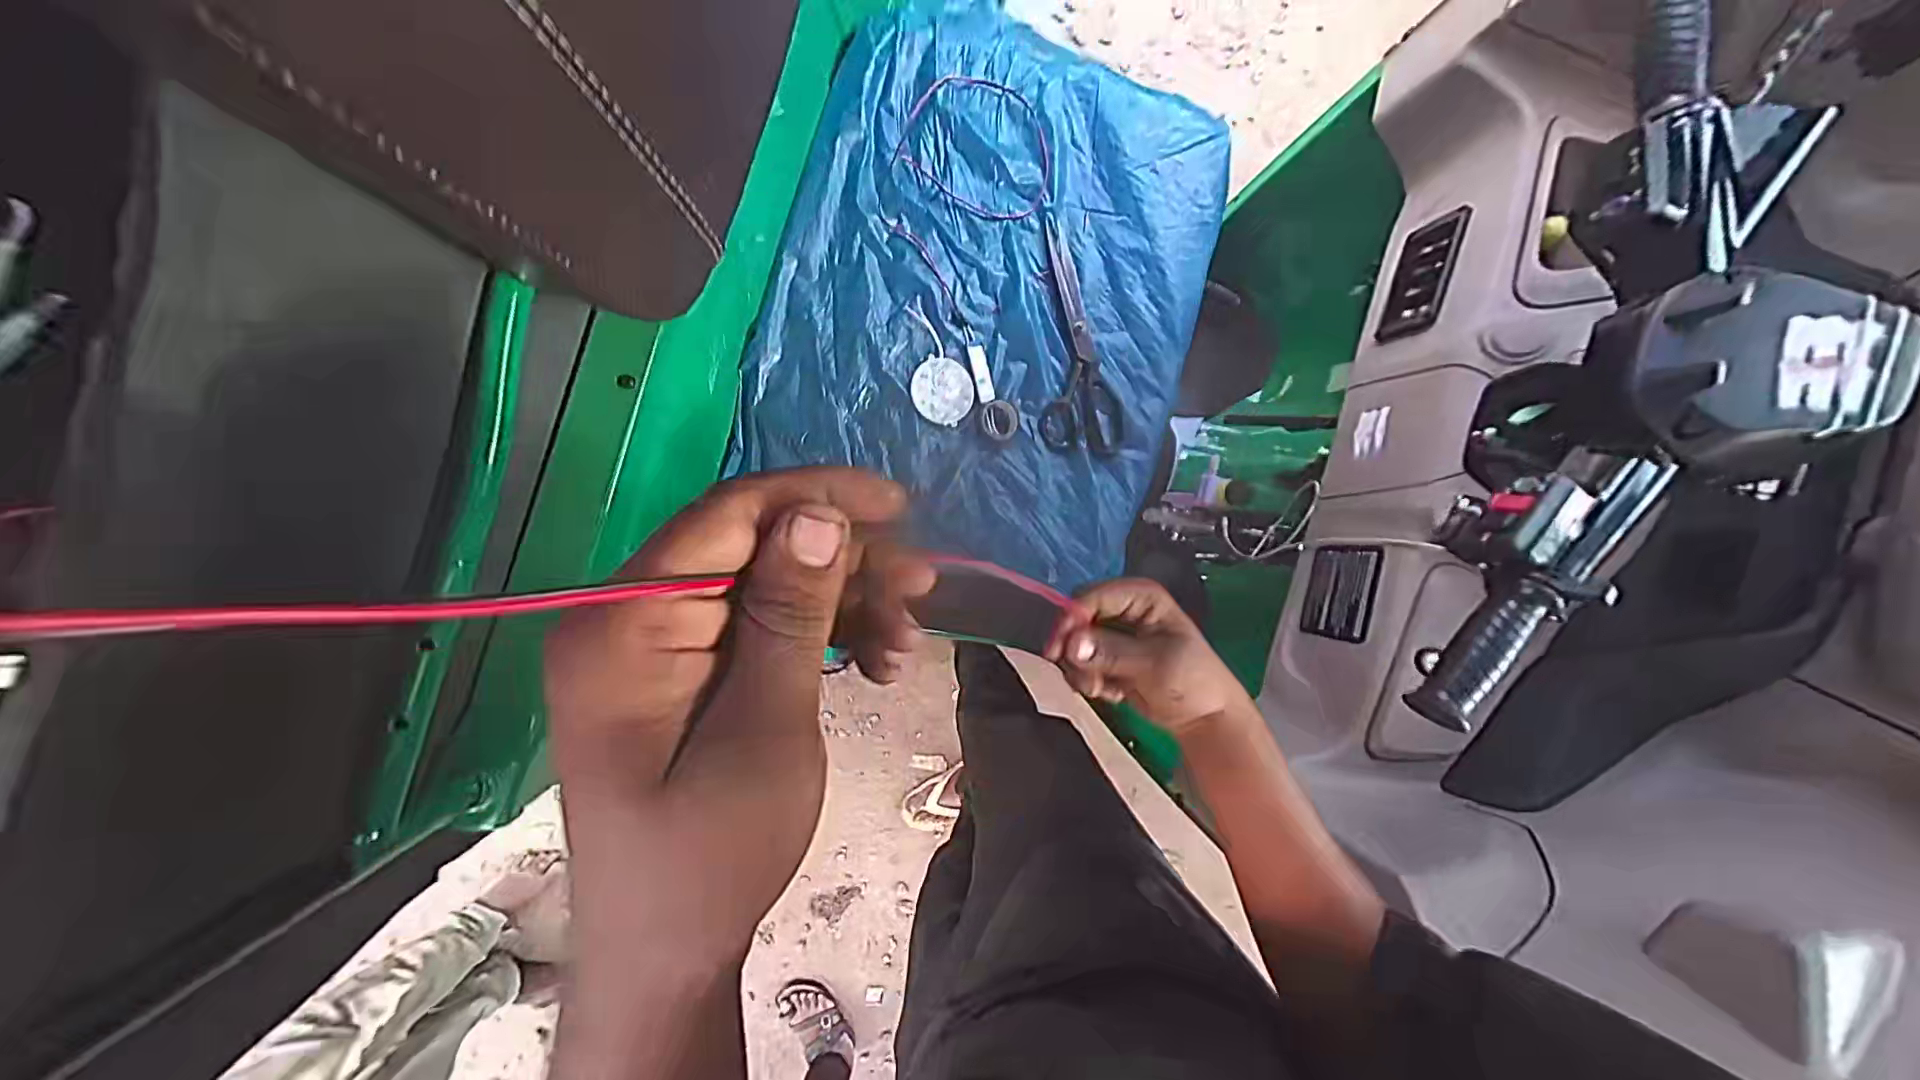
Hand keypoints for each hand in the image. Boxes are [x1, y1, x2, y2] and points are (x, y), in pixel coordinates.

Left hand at [544, 467, 933, 954]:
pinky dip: (823, 629)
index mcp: (624, 623)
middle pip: (755, 544)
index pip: (726, 516)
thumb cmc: (713, 855)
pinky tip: (872, 658)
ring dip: (844, 598)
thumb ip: (788, 616)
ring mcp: (658, 639)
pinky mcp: (688, 662)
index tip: (896, 506)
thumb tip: (819, 513)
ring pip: (769, 578)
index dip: (816, 496)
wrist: (672, 947)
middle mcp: (629, 614)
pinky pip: (764, 618)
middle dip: (843, 560)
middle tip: (919, 591)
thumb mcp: (765, 730)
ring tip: (902, 642)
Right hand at [1046, 577, 1250, 736]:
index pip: (1092, 597)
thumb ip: (1111, 653)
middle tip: (1079, 675)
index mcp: (1141, 597)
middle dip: (1074, 649)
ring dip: (1081, 670)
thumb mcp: (1154, 664)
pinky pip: (1080, 665)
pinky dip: (1088, 681)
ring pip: (1074, 644)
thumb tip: (1072, 645)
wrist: (1205, 719)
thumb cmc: (1194, 682)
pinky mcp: (1108, 660)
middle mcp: (1123, 610)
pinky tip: (1111, 693)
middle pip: (1076, 619)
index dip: (1072, 619)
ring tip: (1101, 690)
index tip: (1061, 648)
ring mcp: (1114, 636)